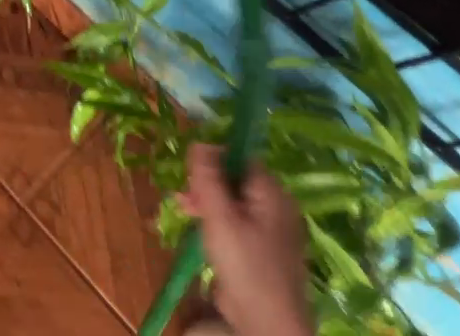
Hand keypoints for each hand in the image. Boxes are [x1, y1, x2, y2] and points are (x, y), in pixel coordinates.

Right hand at [179, 144, 313, 335]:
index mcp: (273, 195)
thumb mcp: (218, 214)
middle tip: (184, 196)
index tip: (191, 172)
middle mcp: (275, 208)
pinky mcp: (259, 248)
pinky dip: (214, 219)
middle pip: (234, 179)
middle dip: (205, 183)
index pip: (241, 158)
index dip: (213, 159)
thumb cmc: (243, 262)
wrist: (266, 320)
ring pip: (231, 200)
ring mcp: (269, 229)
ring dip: (205, 201)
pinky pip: (234, 221)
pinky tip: (197, 227)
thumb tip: (200, 141)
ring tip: (184, 210)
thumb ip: (208, 176)